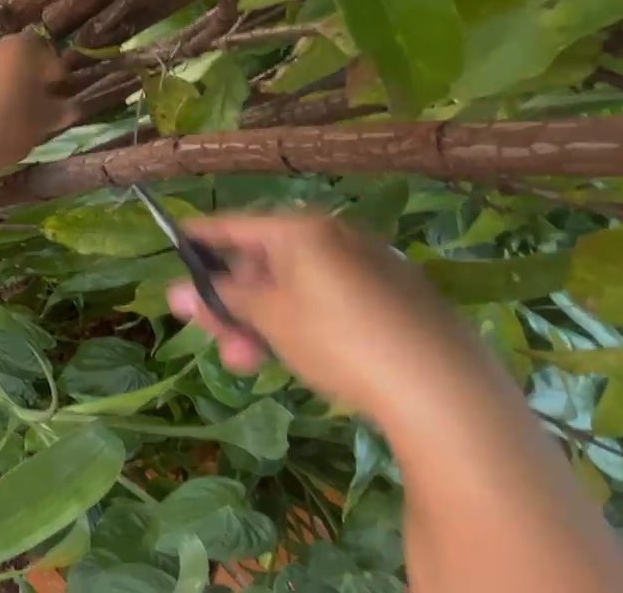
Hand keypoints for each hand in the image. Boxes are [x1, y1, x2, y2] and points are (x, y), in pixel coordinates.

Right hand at [169, 215, 487, 424]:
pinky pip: (333, 304)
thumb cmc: (340, 340)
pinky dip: (304, 324)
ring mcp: (375, 272)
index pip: (234, 226)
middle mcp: (339, 240)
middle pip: (265, 263)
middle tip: (215, 336)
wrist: (449, 397)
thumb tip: (173, 292)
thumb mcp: (267, 318)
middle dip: (234, 301)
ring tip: (251, 361)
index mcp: (304, 230)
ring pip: (297, 289)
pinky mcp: (402, 306)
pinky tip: (299, 358)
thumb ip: (220, 298)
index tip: (174, 250)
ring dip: (263, 321)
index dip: (200, 241)